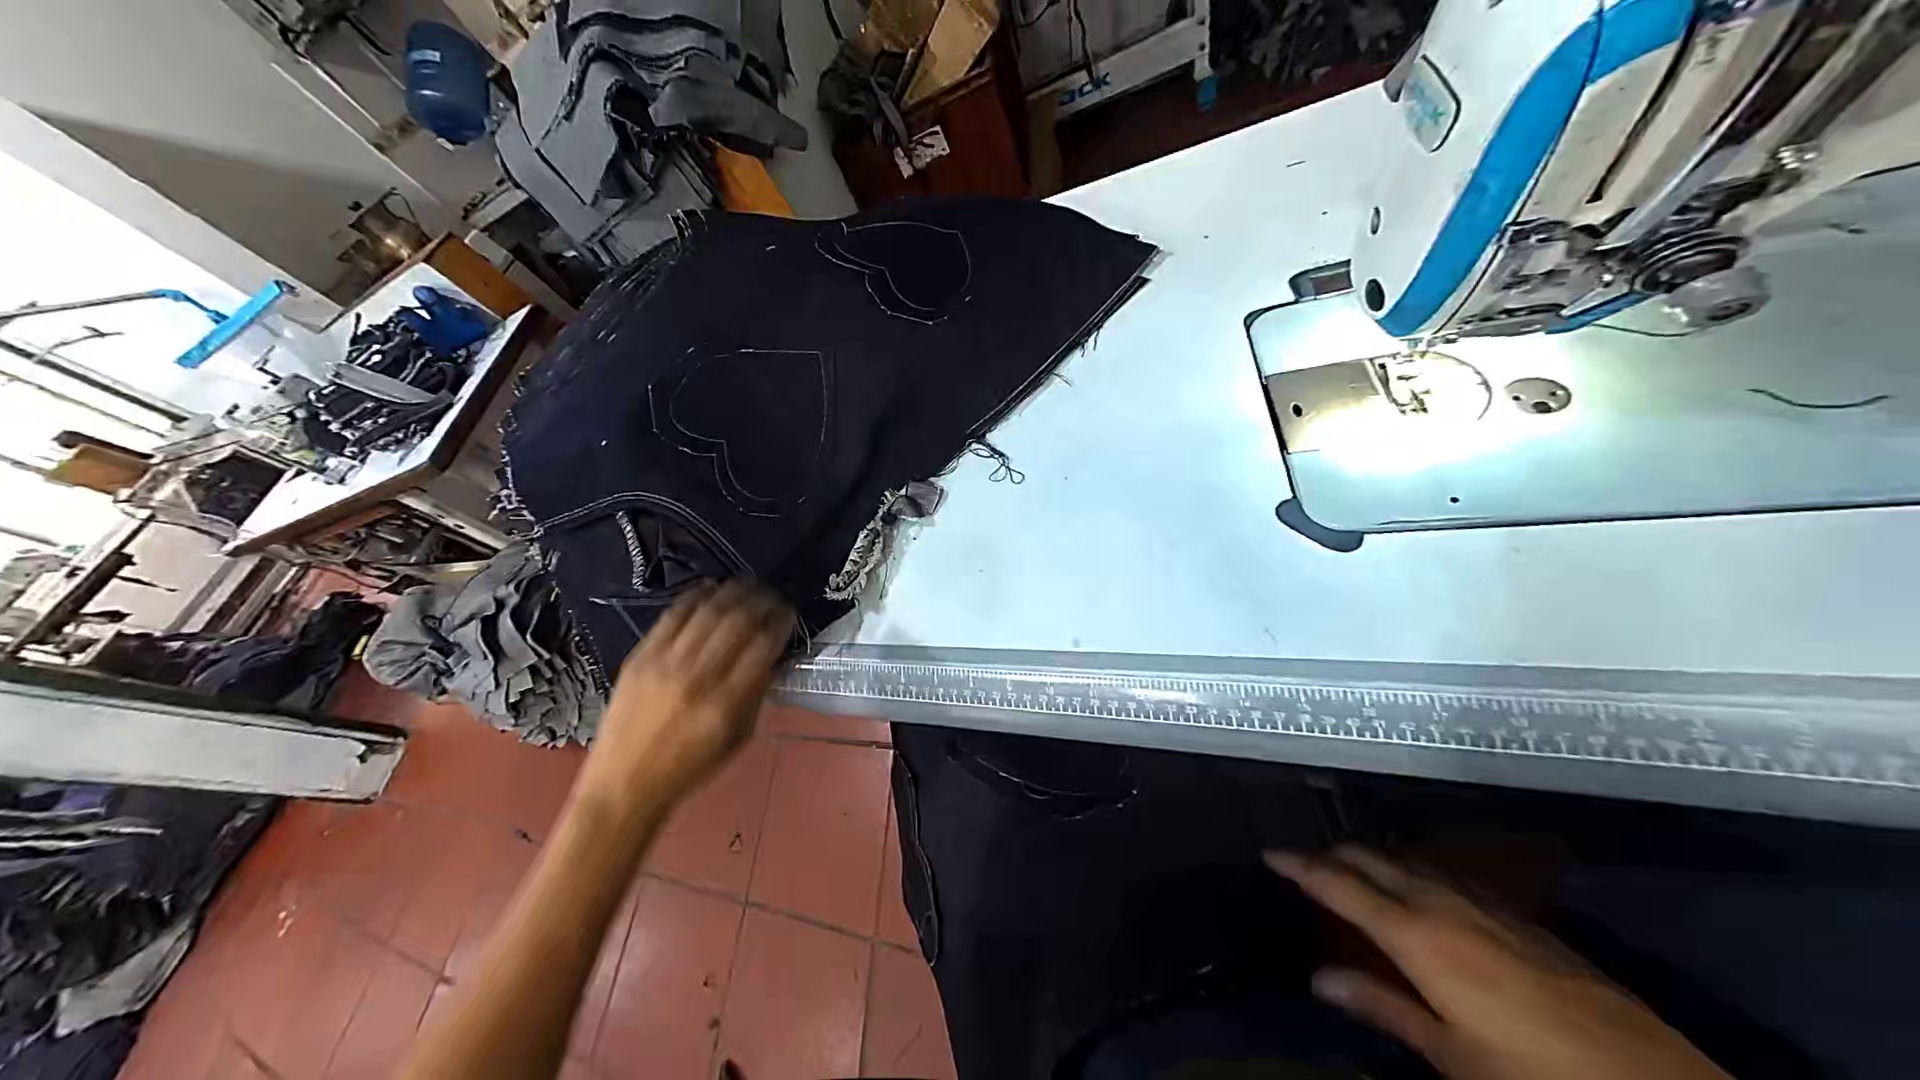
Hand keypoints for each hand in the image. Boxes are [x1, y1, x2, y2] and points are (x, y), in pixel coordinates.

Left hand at [577, 582, 793, 819]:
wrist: (623, 785)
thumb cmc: (689, 769)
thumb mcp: (738, 738)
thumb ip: (755, 694)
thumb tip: (771, 656)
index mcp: (726, 704)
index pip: (763, 647)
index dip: (781, 623)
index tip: (789, 613)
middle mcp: (697, 678)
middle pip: (737, 622)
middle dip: (761, 601)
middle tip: (772, 595)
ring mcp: (664, 664)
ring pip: (706, 613)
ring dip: (732, 593)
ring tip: (747, 586)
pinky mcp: (640, 658)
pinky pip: (671, 616)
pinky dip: (694, 598)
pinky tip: (710, 590)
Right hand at [1266, 846, 1731, 1079]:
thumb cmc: (1535, 1075)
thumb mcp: (1452, 1055)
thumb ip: (1384, 1007)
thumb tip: (1320, 979)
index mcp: (1417, 936)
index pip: (1341, 886)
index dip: (1301, 866)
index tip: (1269, 852)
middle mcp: (1446, 906)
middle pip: (1376, 860)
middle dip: (1336, 854)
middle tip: (1306, 860)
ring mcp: (1489, 909)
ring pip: (1415, 865)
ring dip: (1378, 862)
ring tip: (1356, 872)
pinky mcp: (1524, 923)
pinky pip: (1451, 882)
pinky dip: (1419, 879)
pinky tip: (1425, 899)